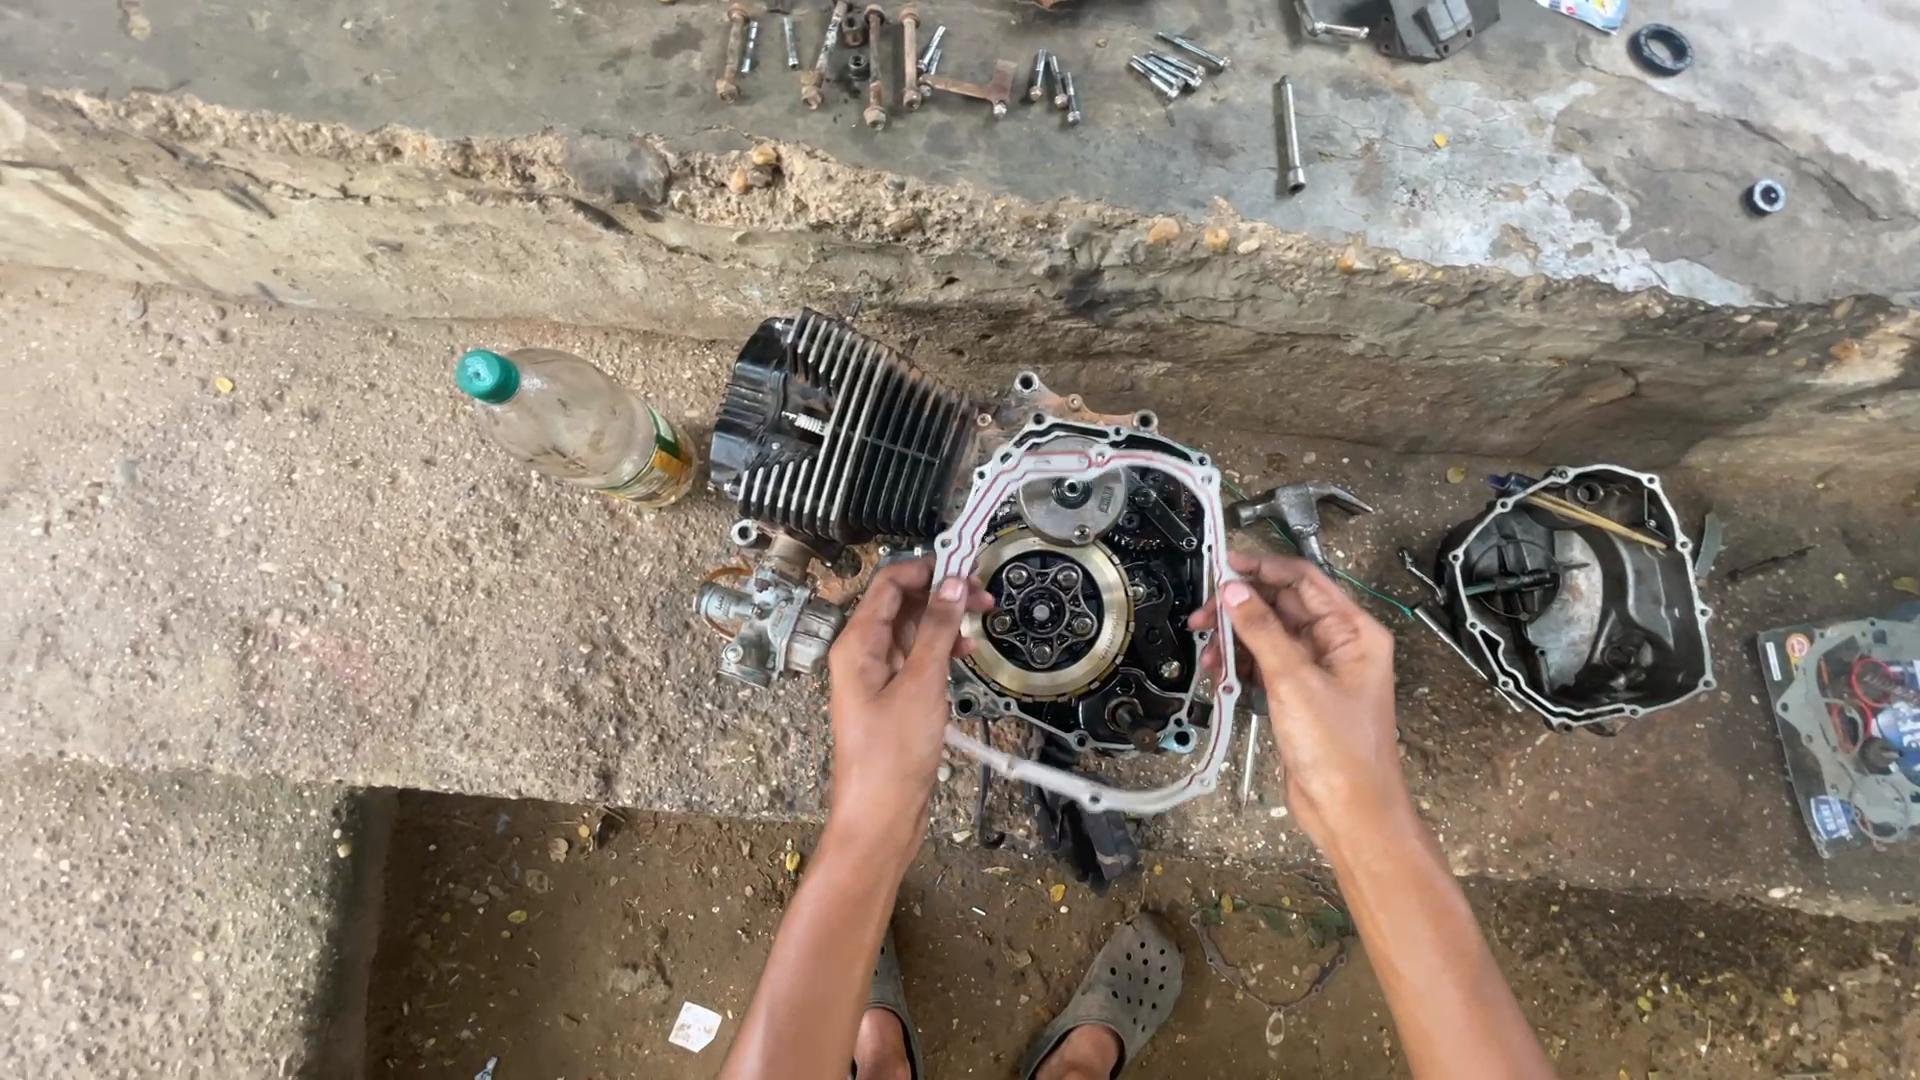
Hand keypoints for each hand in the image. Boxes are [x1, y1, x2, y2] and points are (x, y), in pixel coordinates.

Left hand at [826, 559, 992, 853]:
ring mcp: (877, 675)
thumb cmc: (890, 758)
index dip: (927, 568)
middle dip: (941, 593)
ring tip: (978, 620)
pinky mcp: (893, 695)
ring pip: (912, 629)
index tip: (963, 562)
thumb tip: (951, 585)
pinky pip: (917, 656)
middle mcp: (862, 654)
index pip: (889, 583)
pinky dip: (941, 648)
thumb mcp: (921, 684)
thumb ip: (936, 629)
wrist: (882, 815)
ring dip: (944, 620)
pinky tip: (962, 653)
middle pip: (901, 603)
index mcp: (857, 644)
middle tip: (980, 592)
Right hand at [1189, 550, 1406, 858]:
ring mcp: (1315, 668)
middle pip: (1280, 605)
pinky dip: (1239, 662)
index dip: (1262, 568)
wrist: (1348, 810)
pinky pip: (1262, 661)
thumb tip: (1234, 590)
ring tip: (1207, 649)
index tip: (1224, 564)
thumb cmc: (1339, 750)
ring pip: (1266, 634)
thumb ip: (1261, 630)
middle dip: (1239, 607)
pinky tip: (1218, 671)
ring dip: (1234, 637)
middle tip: (1203, 613)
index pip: (1303, 580)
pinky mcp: (1297, 691)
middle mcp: (1336, 644)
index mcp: (1353, 632)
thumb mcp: (1294, 680)